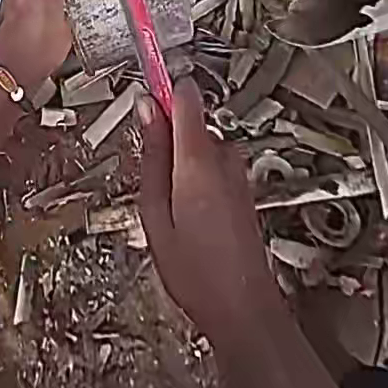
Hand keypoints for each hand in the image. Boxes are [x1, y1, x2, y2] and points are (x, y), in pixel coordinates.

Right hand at [137, 78, 284, 336]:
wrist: (244, 312)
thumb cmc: (197, 270)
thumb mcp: (154, 210)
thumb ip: (150, 152)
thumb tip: (145, 108)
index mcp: (198, 157)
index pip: (183, 93)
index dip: (161, 83)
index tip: (143, 75)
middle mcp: (224, 156)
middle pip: (188, 117)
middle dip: (165, 131)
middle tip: (146, 164)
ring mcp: (237, 170)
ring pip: (198, 140)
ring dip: (179, 155)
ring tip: (167, 198)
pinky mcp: (242, 184)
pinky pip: (211, 158)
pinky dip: (194, 169)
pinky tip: (187, 207)